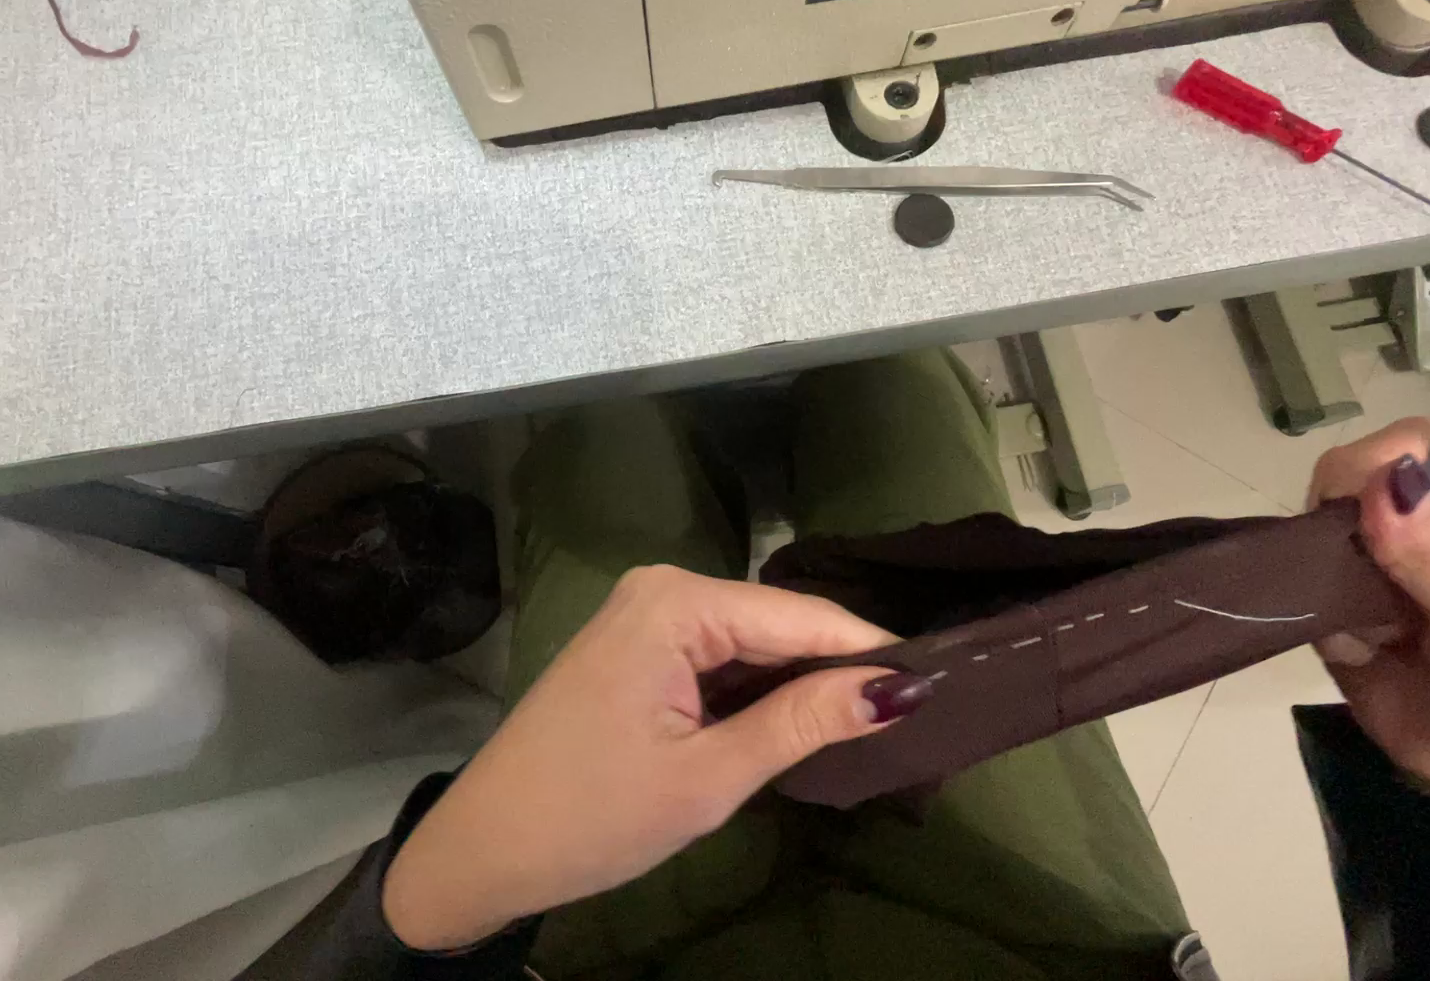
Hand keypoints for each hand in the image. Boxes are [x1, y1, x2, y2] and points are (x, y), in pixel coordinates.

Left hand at [381, 566, 926, 949]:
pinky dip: (758, 684)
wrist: (488, 843)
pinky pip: (718, 651)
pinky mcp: (641, 640)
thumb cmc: (593, 815)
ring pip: (751, 637)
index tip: (942, 680)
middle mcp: (663, 586)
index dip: (870, 650)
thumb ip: (802, 722)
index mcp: (676, 602)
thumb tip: (898, 688)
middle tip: (913, 709)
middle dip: (837, 665)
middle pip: (776, 621)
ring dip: (800, 678)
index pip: (799, 616)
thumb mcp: (708, 776)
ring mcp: (648, 610)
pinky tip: (799, 712)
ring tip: (871, 714)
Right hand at [1308, 418, 1429, 834]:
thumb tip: (1382, 483)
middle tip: (1353, 563)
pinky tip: (1350, 644)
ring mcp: (1381, 568)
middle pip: (1359, 479)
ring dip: (1321, 561)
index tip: (1369, 502)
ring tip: (1354, 612)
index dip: (1392, 462)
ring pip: (1321, 527)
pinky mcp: (1339, 605)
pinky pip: (1302, 582)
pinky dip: (1307, 603)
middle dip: (1343, 515)